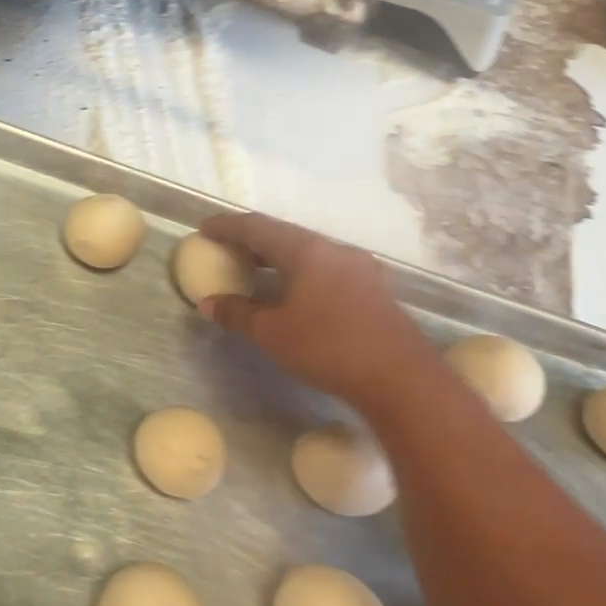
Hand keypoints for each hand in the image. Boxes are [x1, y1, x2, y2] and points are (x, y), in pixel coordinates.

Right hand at [197, 212, 436, 406]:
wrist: (401, 379)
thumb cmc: (328, 348)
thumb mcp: (272, 333)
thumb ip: (237, 314)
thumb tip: (208, 303)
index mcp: (307, 252)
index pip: (258, 228)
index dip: (228, 226)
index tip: (204, 228)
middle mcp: (336, 251)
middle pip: (286, 236)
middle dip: (253, 240)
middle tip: (227, 248)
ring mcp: (361, 269)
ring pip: (310, 253)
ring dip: (278, 258)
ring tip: (256, 269)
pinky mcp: (374, 290)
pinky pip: (327, 269)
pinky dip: (301, 273)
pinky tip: (294, 292)